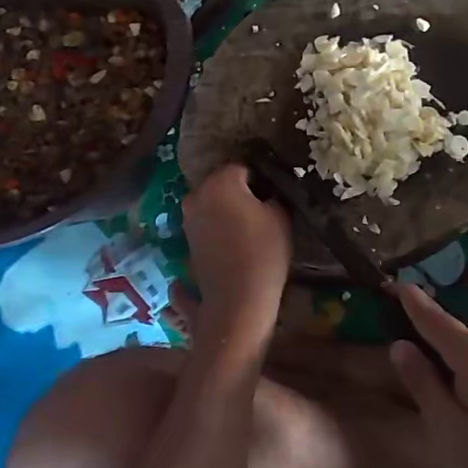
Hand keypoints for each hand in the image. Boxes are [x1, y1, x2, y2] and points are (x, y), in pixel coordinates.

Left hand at [182, 165, 291, 346]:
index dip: (262, 179)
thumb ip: (275, 194)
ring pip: (213, 202)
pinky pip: (207, 221)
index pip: (244, 167)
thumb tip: (270, 190)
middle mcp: (197, 194)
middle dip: (242, 191)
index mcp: (219, 182)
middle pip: (223, 182)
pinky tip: (236, 241)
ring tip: (251, 227)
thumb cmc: (263, 252)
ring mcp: (188, 218)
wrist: (238, 300)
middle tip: (264, 208)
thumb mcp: (281, 216)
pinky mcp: (187, 239)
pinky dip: (219, 225)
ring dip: (229, 208)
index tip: (275, 194)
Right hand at [388, 282, 467, 467]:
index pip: (431, 317)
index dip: (408, 300)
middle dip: (429, 349)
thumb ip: (422, 382)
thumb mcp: (450, 429)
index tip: (388, 282)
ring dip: (452, 367)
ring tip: (448, 409)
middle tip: (412, 382)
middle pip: (450, 336)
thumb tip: (399, 345)